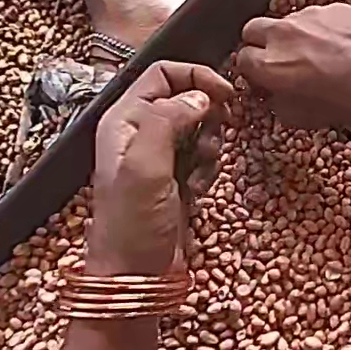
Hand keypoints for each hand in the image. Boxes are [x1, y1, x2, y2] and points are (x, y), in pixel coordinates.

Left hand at [85, 60, 234, 275]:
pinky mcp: (176, 177)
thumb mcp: (145, 166)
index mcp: (124, 119)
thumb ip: (168, 121)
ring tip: (199, 171)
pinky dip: (208, 168)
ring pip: (199, 127)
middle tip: (219, 132)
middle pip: (185, 97)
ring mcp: (159, 156)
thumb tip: (201, 97)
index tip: (226, 94)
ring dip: (210, 144)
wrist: (136, 276)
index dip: (196, 76)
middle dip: (208, 113)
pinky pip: (202, 156)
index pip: (162, 74)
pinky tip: (197, 189)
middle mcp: (140, 131)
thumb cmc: (134, 222)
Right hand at [235, 3, 350, 128]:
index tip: (265, 83)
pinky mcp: (333, 6)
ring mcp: (309, 16)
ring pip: (282, 21)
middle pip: (252, 31)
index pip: (242, 61)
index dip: (253, 74)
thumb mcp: (316, 117)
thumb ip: (285, 107)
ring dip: (287, 37)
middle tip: (278, 64)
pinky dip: (314, 29)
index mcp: (273, 66)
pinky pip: (311, 15)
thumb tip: (275, 99)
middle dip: (259, 46)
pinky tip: (337, 46)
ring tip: (313, 56)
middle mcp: (284, 35)